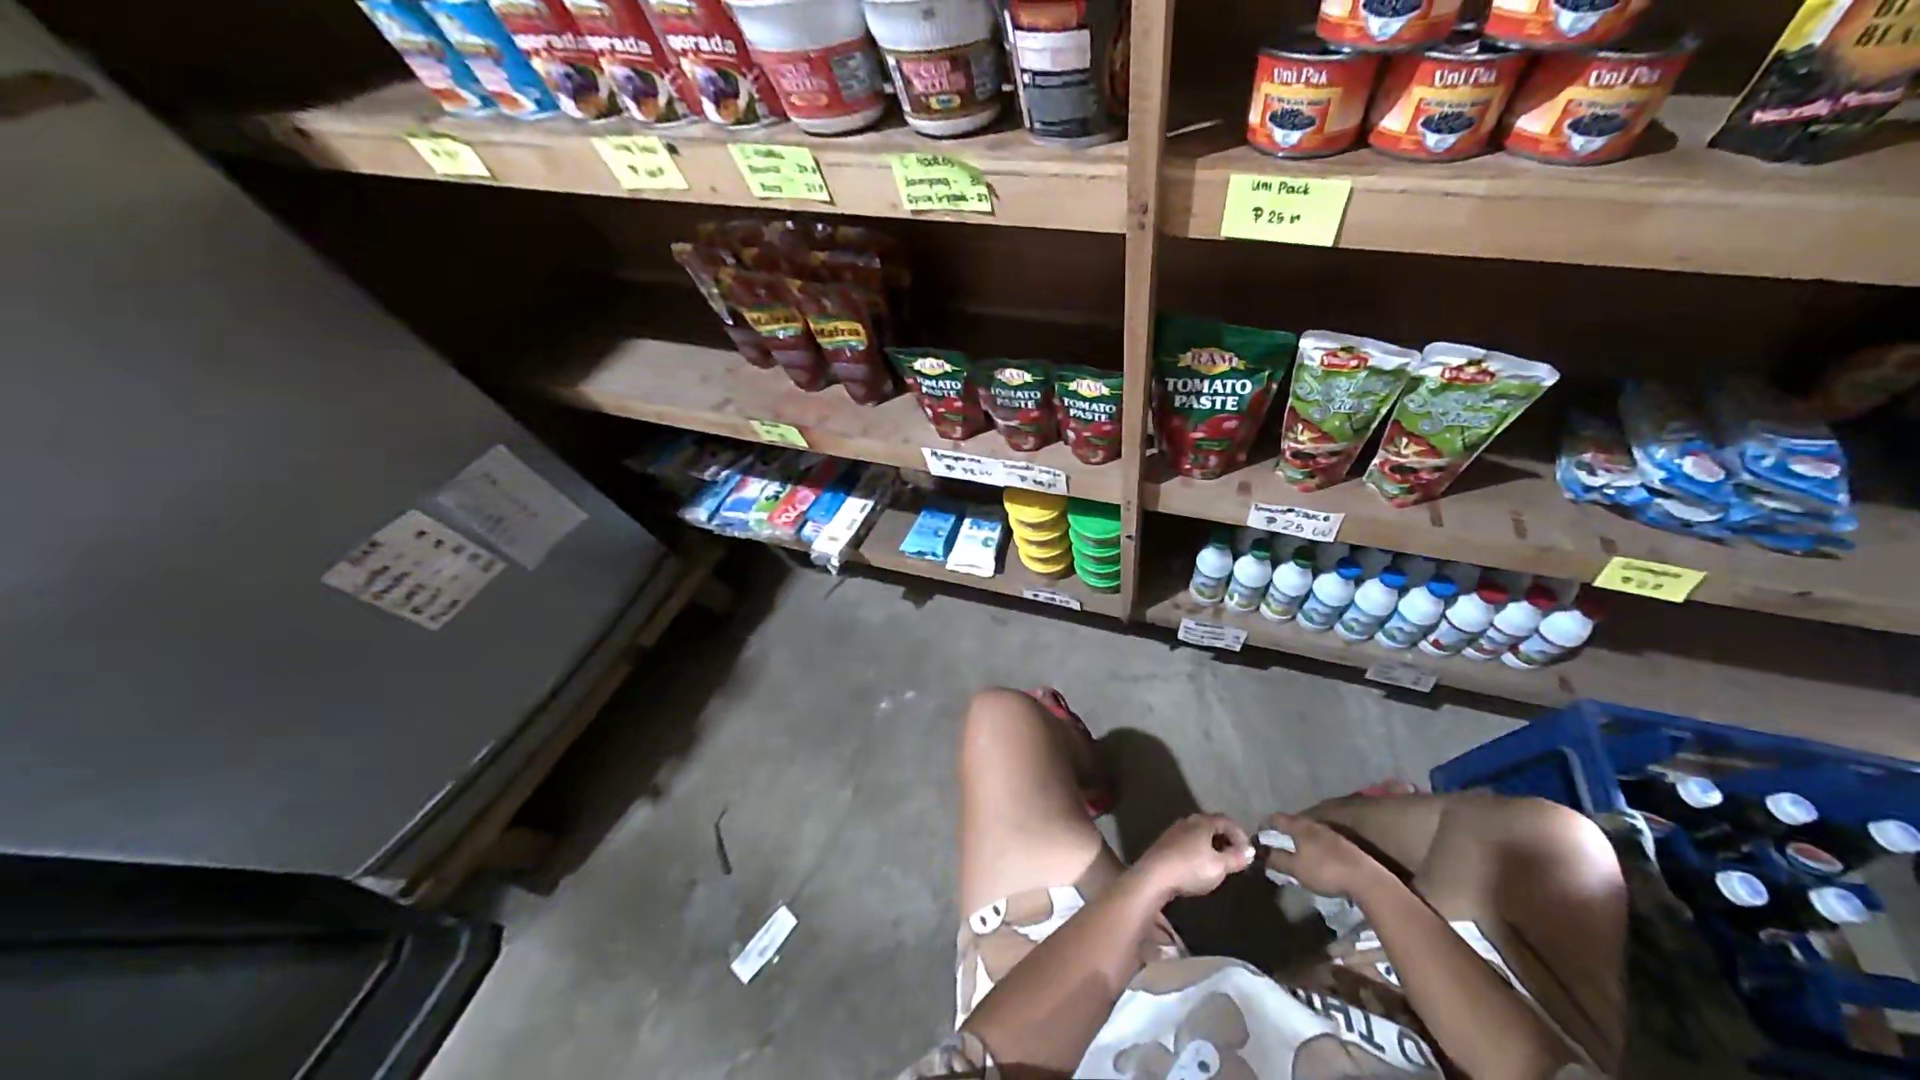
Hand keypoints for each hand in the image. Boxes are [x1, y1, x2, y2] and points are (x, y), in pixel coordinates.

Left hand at [1134, 813, 1254, 900]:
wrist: (1153, 875)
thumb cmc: (1190, 868)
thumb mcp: (1219, 866)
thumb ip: (1236, 858)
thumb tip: (1249, 851)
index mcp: (1202, 822)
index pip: (1226, 821)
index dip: (1240, 834)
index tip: (1249, 852)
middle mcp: (1187, 821)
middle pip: (1211, 825)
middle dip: (1226, 839)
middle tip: (1236, 855)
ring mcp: (1173, 831)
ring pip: (1198, 834)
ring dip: (1212, 845)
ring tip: (1220, 862)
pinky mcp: (1164, 844)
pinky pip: (1187, 842)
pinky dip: (1199, 850)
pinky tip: (1199, 865)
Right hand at [1260, 812, 1385, 897]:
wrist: (1366, 880)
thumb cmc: (1325, 871)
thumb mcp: (1295, 868)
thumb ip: (1277, 859)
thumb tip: (1261, 853)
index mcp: (1300, 826)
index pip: (1277, 818)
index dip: (1265, 824)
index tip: (1259, 834)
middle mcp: (1315, 824)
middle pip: (1294, 823)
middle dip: (1284, 832)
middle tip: (1276, 844)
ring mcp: (1333, 834)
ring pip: (1310, 831)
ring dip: (1301, 839)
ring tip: (1296, 852)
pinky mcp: (1346, 845)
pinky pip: (1323, 841)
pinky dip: (1315, 846)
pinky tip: (1317, 858)